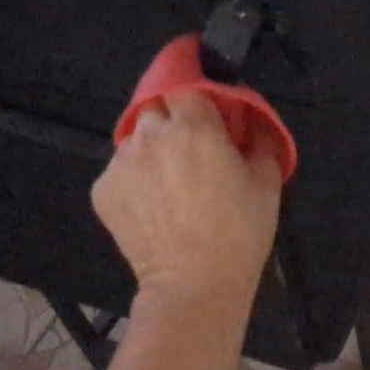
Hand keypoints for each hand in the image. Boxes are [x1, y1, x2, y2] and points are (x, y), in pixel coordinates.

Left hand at [91, 91, 283, 318]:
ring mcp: (122, 163)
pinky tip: (155, 202)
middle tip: (195, 147)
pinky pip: (121, 169)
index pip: (187, 84)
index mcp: (196, 128)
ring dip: (154, 148)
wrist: (193, 284)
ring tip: (172, 180)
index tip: (212, 108)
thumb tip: (250, 121)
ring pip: (137, 138)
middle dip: (175, 119)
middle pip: (158, 108)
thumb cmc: (240, 231)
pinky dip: (137, 177)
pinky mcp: (103, 190)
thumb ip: (259, 139)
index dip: (200, 92)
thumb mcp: (267, 181)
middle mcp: (152, 136)